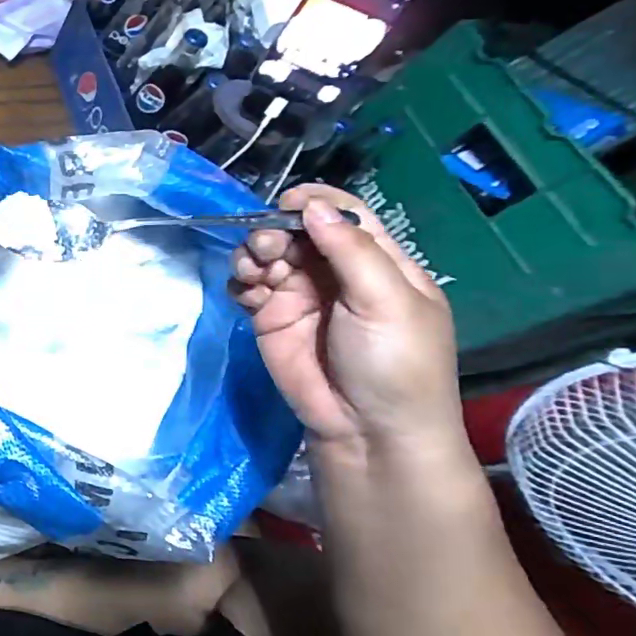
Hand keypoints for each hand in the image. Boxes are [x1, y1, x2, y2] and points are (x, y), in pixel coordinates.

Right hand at [230, 184, 460, 452]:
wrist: (368, 433)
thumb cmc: (395, 363)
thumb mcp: (387, 301)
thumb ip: (350, 250)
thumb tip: (311, 205)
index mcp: (376, 261)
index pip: (343, 214)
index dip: (315, 202)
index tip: (288, 203)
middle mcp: (334, 272)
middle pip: (296, 230)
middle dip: (276, 229)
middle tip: (265, 247)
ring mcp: (299, 294)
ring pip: (267, 253)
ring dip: (253, 252)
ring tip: (253, 271)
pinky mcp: (270, 317)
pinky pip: (247, 285)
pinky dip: (241, 281)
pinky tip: (246, 293)